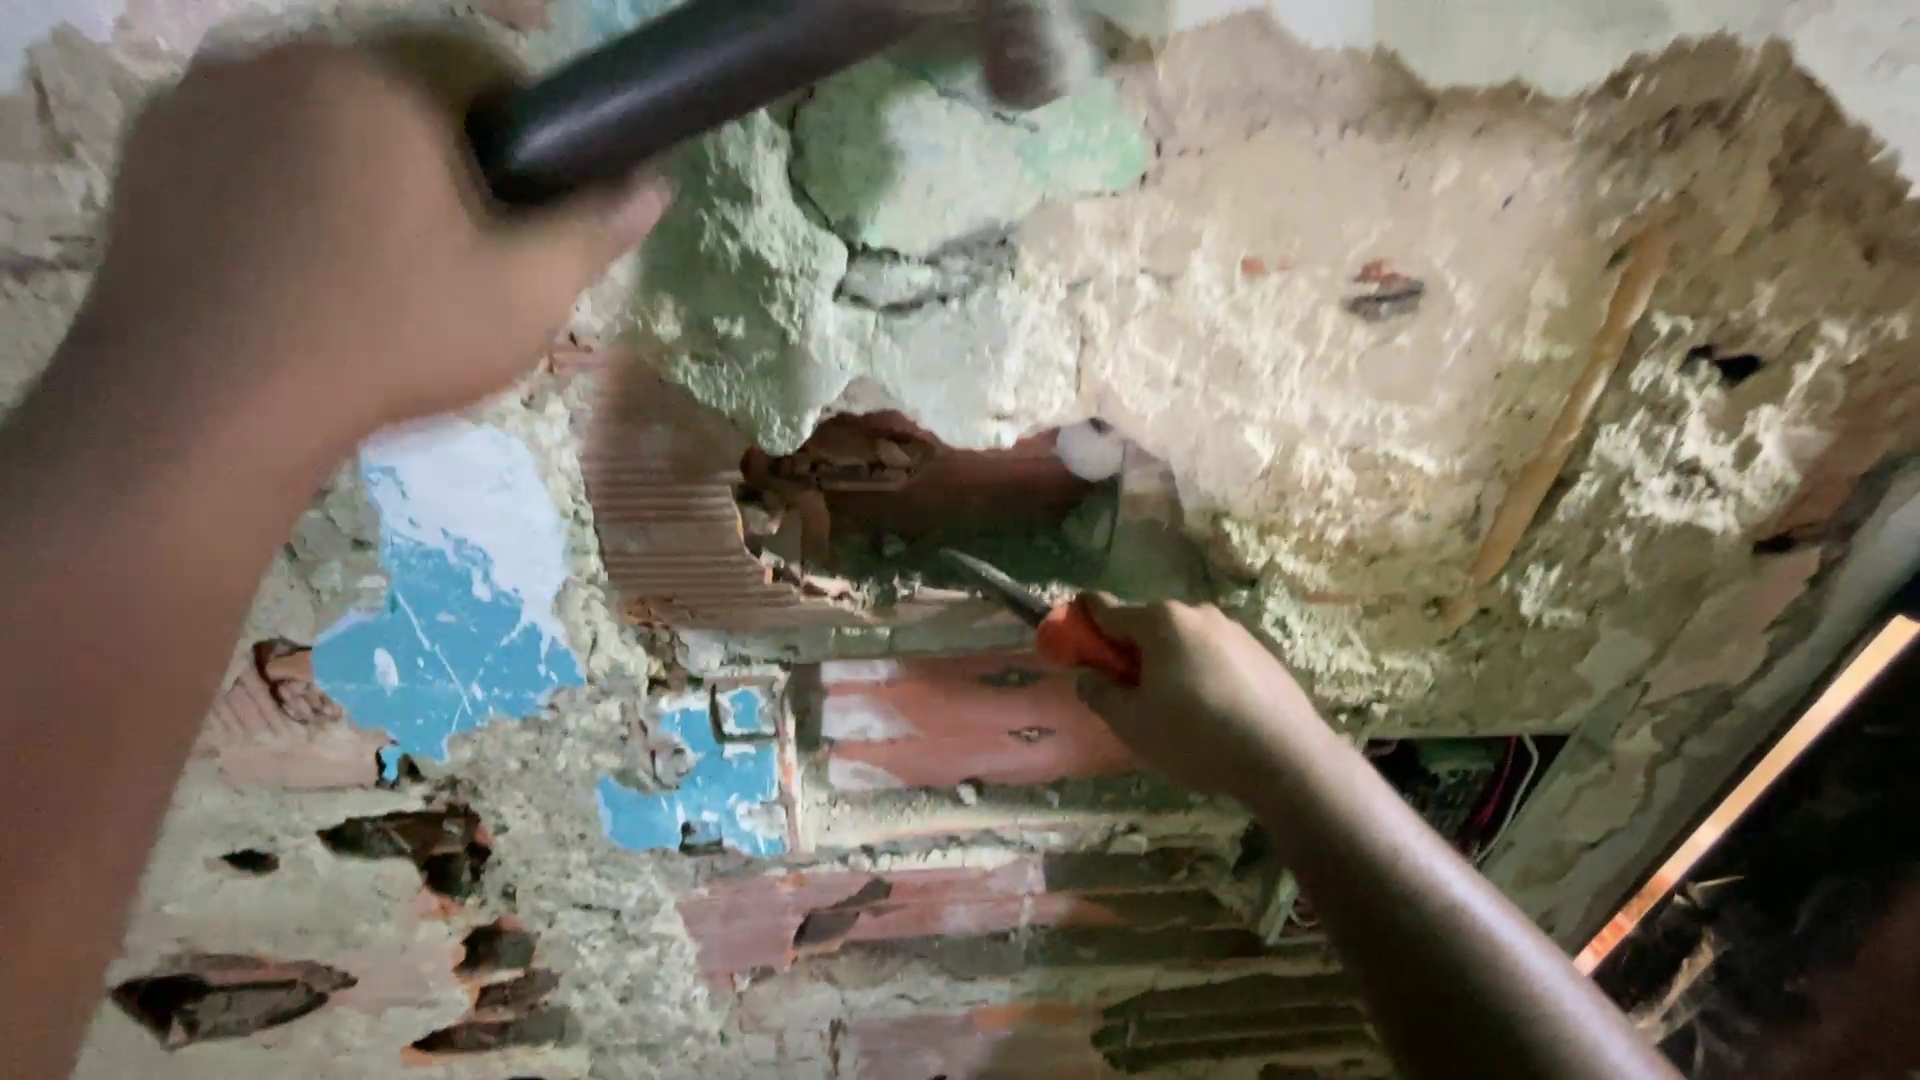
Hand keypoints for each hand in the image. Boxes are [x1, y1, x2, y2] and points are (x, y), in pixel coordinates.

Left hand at [74, 41, 668, 432]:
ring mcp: (203, 97)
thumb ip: (593, 231)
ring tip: (390, 254)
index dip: (526, 126)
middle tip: (467, 239)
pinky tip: (317, 255)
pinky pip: (259, 139)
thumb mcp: (525, 296)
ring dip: (373, 161)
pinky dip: (301, 177)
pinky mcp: (156, 144)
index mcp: (381, 84)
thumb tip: (655, 188)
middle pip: (399, 86)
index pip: (477, 64)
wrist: (214, 397)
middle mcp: (281, 59)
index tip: (535, 193)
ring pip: (326, 111)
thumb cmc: (395, 336)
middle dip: (447, 148)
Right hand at [1074, 595, 1325, 801]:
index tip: (1070, 636)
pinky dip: (1199, 673)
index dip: (1081, 621)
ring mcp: (1233, 630)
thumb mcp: (1131, 722)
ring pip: (1181, 641)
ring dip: (1166, 663)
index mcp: (1160, 621)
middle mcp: (1196, 613)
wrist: (1286, 759)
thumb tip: (1088, 675)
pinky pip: (1212, 655)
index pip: (1105, 608)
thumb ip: (1099, 693)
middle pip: (1145, 625)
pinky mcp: (1260, 652)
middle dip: (1128, 651)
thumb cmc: (1196, 737)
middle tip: (1126, 692)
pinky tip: (1209, 712)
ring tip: (1173, 710)